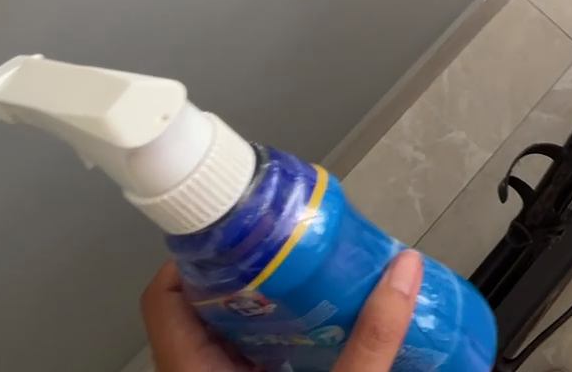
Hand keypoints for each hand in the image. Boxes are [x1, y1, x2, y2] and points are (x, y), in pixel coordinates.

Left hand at [142, 251, 423, 371]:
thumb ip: (371, 344)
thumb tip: (403, 274)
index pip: (168, 296)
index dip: (199, 249)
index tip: (243, 217)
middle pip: (212, 303)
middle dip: (261, 264)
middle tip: (305, 236)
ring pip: (241, 328)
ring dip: (282, 295)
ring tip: (327, 268)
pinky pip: (266, 354)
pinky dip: (297, 328)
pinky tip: (335, 320)